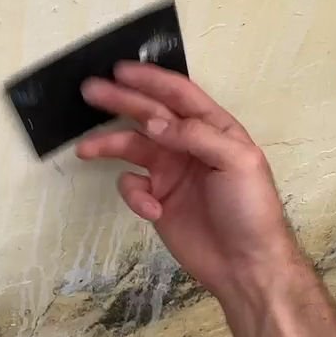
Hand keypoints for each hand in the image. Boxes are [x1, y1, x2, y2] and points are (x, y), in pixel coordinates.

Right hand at [77, 62, 302, 301]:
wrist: (246, 265)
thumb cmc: (251, 209)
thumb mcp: (238, 162)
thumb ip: (197, 135)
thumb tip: (154, 121)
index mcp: (213, 128)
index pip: (178, 94)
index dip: (150, 79)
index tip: (120, 70)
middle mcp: (187, 144)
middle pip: (147, 114)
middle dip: (119, 101)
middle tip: (90, 90)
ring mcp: (170, 170)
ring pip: (131, 146)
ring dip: (108, 145)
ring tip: (84, 150)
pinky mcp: (157, 198)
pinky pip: (133, 185)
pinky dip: (134, 195)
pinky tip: (151, 209)